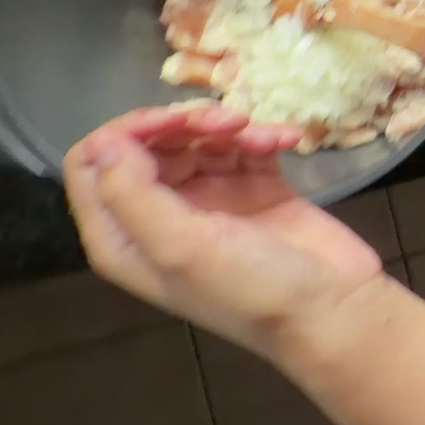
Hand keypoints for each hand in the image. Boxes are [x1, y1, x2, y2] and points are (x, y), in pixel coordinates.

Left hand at [63, 105, 385, 359]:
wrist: (328, 303)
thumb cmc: (249, 284)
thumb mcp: (183, 246)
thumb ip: (136, 194)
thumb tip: (108, 140)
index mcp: (125, 234)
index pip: (96, 166)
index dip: (127, 134)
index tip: (176, 121)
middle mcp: (163, 214)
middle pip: (153, 147)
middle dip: (187, 125)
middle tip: (229, 123)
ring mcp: (216, 201)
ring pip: (205, 142)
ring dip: (234, 128)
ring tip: (268, 135)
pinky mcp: (262, 190)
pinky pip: (253, 148)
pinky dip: (268, 136)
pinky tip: (291, 140)